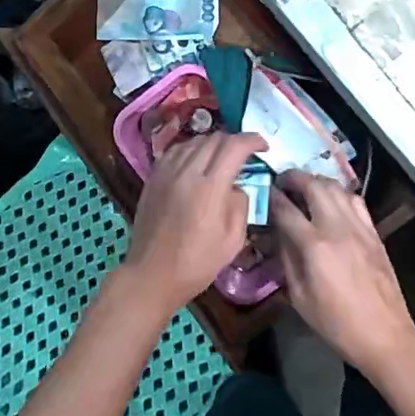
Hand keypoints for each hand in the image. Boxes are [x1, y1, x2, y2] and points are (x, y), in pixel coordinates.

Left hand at [123, 132, 266, 311]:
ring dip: (213, 143)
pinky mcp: (153, 177)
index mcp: (210, 187)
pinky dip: (192, 149)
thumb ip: (241, 204)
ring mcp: (167, 172)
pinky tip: (197, 162)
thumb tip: (237, 186)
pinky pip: (176, 150)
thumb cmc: (196, 263)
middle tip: (245, 154)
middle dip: (235, 141)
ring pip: (195, 140)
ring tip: (221, 157)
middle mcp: (187, 172)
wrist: (151, 276)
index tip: (263, 146)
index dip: (252, 140)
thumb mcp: (233, 240)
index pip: (234, 147)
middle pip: (215, 138)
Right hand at [272, 170, 414, 373]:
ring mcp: (358, 226)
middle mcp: (336, 227)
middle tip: (284, 180)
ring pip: (336, 186)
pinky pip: (355, 199)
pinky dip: (340, 192)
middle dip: (294, 178)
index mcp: (314, 246)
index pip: (287, 210)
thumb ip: (288, 260)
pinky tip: (333, 199)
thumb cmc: (337, 324)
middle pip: (313, 186)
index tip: (266, 191)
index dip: (273, 197)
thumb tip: (280, 234)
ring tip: (306, 186)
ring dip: (317, 180)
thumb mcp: (301, 298)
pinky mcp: (373, 230)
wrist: (384, 334)